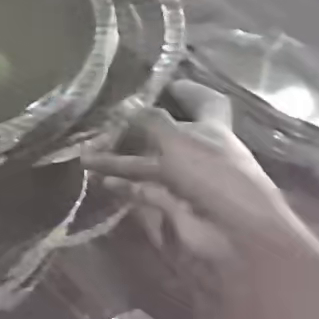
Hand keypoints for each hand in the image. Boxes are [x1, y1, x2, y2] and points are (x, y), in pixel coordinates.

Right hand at [86, 81, 318, 290]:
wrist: (233, 233)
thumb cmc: (213, 175)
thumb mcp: (179, 140)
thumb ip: (151, 121)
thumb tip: (128, 107)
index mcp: (213, 129)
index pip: (205, 102)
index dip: (188, 91)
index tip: (165, 84)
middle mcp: (199, 152)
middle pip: (165, 135)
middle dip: (136, 129)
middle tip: (103, 123)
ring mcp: (185, 181)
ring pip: (147, 165)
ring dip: (118, 160)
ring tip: (85, 157)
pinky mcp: (172, 207)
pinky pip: (142, 192)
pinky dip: (123, 188)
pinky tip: (101, 182)